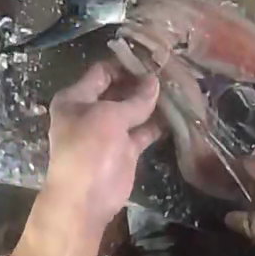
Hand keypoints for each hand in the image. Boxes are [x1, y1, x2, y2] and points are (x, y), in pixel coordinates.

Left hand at [19, 62, 162, 255]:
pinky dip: (157, 125)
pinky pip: (142, 132)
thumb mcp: (110, 117)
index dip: (125, 64)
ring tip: (178, 88)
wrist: (86, 198)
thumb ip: (135, 99)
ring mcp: (109, 133)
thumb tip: (155, 82)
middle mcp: (91, 112)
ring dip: (152, 103)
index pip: (102, 72)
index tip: (152, 57)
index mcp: (76, 98)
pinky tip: (176, 114)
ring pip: (133, 112)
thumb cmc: (89, 149)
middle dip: (141, 83)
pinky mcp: (125, 151)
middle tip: (170, 71)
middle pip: (119, 91)